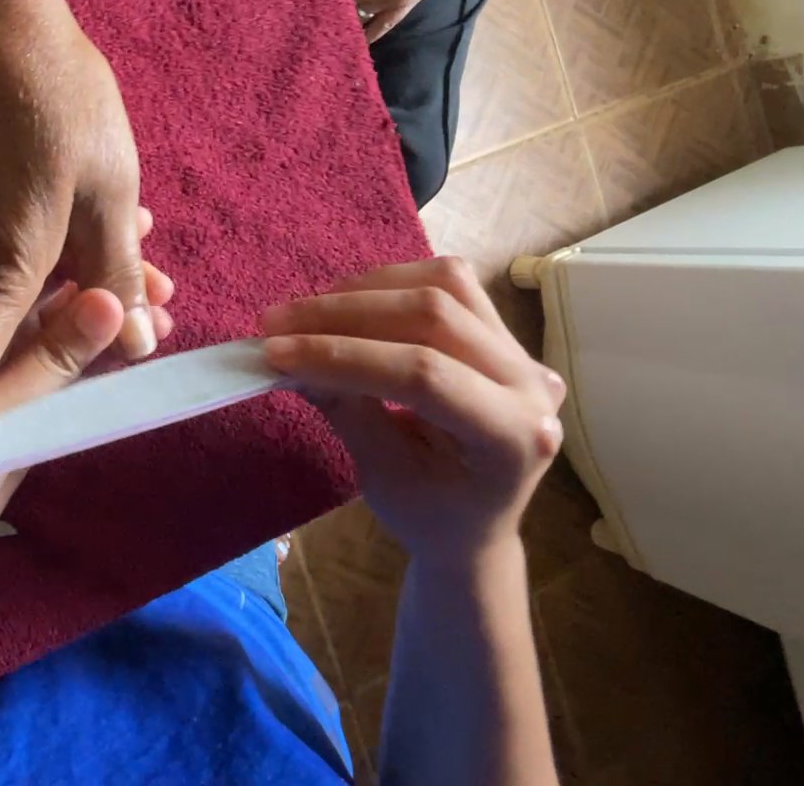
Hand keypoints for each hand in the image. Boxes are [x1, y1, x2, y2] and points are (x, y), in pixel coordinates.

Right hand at [259, 258, 564, 567]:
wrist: (471, 523)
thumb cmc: (427, 512)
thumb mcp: (379, 471)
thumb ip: (341, 406)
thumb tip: (284, 355)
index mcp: (513, 436)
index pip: (423, 374)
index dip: (342, 355)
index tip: (273, 353)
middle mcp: (530, 383)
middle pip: (433, 315)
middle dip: (342, 313)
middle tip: (275, 323)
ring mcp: (521, 350)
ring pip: (442, 284)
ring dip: (362, 291)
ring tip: (305, 313)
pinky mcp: (500, 329)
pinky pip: (444, 281)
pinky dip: (385, 284)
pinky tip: (346, 304)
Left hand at [332, 0, 484, 42]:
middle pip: (335, 4)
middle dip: (321, 6)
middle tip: (303, 15)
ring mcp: (385, 1)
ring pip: (354, 17)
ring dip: (339, 19)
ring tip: (322, 26)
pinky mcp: (404, 5)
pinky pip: (379, 28)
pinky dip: (364, 37)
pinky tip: (351, 43)